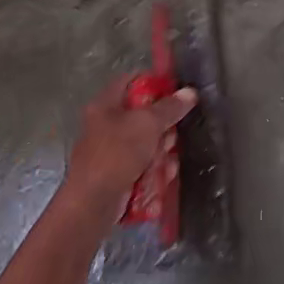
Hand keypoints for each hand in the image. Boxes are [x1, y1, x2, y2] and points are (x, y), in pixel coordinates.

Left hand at [64, 78, 195, 216]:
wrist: (94, 203)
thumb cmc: (117, 153)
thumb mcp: (148, 123)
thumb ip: (170, 107)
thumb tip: (189, 92)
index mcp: (106, 106)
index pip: (131, 81)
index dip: (154, 82)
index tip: (176, 91)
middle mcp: (107, 126)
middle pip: (145, 116)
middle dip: (164, 128)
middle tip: (170, 135)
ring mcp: (112, 152)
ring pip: (149, 143)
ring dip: (162, 154)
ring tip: (164, 163)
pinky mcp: (118, 175)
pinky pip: (145, 165)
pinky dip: (155, 172)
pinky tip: (160, 178)